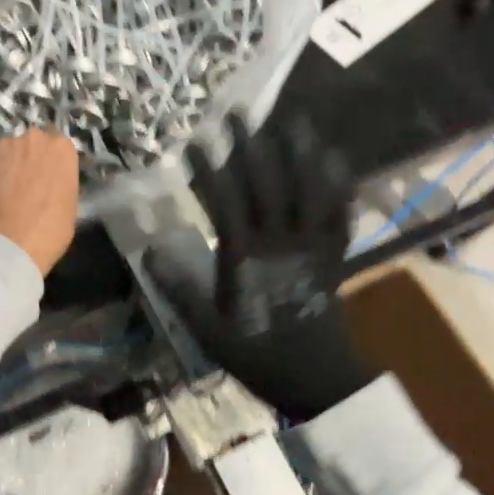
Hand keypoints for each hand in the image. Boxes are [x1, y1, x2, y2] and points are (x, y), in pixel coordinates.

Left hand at [0, 129, 80, 275]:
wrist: (14, 241)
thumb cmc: (52, 229)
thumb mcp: (70, 201)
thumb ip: (60, 180)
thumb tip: (48, 182)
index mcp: (61, 147)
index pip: (54, 142)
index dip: (46, 159)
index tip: (42, 173)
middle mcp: (33, 137)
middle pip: (28, 142)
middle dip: (24, 157)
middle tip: (20, 181)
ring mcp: (3, 144)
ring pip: (2, 149)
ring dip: (2, 164)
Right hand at [148, 112, 376, 418]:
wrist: (321, 381)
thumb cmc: (260, 356)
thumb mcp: (210, 331)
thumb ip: (181, 289)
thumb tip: (152, 248)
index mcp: (248, 259)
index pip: (225, 202)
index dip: (208, 171)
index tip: (193, 143)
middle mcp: (282, 242)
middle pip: (267, 184)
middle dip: (250, 146)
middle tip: (238, 114)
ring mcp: (313, 246)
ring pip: (309, 190)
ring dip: (299, 153)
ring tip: (292, 121)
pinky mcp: (335, 255)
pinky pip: (341, 213)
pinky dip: (340, 184)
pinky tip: (337, 161)